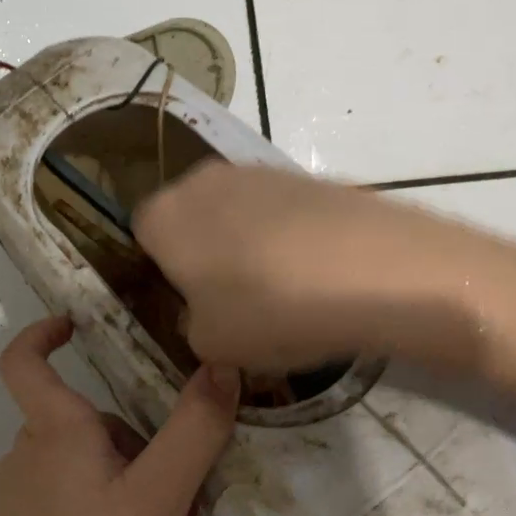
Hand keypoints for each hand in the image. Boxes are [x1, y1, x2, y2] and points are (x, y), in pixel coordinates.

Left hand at [0, 316, 238, 515]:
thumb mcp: (159, 498)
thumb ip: (193, 430)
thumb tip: (220, 364)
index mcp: (52, 431)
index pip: (23, 360)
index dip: (43, 333)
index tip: (76, 324)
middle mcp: (26, 454)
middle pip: (83, 424)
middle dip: (136, 445)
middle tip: (185, 490)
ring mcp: (16, 498)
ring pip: (84, 469)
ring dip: (131, 487)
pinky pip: (69, 504)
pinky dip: (107, 515)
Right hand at [133, 162, 515, 374]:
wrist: (374, 270)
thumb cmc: (270, 310)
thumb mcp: (210, 345)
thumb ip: (191, 325)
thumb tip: (204, 310)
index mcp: (162, 216)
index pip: (141, 237)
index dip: (162, 272)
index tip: (189, 303)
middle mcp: (199, 181)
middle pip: (188, 218)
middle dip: (202, 253)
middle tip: (232, 299)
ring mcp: (255, 171)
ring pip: (233, 212)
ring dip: (245, 243)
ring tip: (282, 289)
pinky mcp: (303, 174)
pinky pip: (277, 210)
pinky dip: (286, 236)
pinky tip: (315, 273)